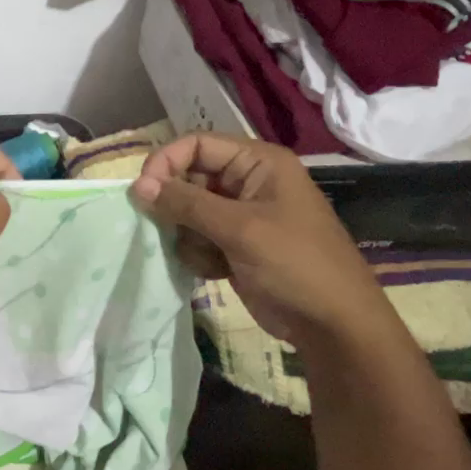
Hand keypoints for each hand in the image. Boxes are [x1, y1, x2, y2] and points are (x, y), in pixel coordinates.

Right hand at [132, 131, 393, 346]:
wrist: (333, 325)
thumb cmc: (294, 264)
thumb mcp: (239, 229)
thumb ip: (185, 203)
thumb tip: (137, 185)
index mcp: (258, 163)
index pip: (196, 144)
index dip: (166, 162)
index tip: (142, 192)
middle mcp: (248, 182)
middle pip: (188, 177)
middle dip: (175, 206)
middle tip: (171, 230)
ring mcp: (241, 215)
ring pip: (187, 211)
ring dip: (187, 235)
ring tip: (208, 256)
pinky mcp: (234, 245)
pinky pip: (196, 238)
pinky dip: (198, 254)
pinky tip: (217, 271)